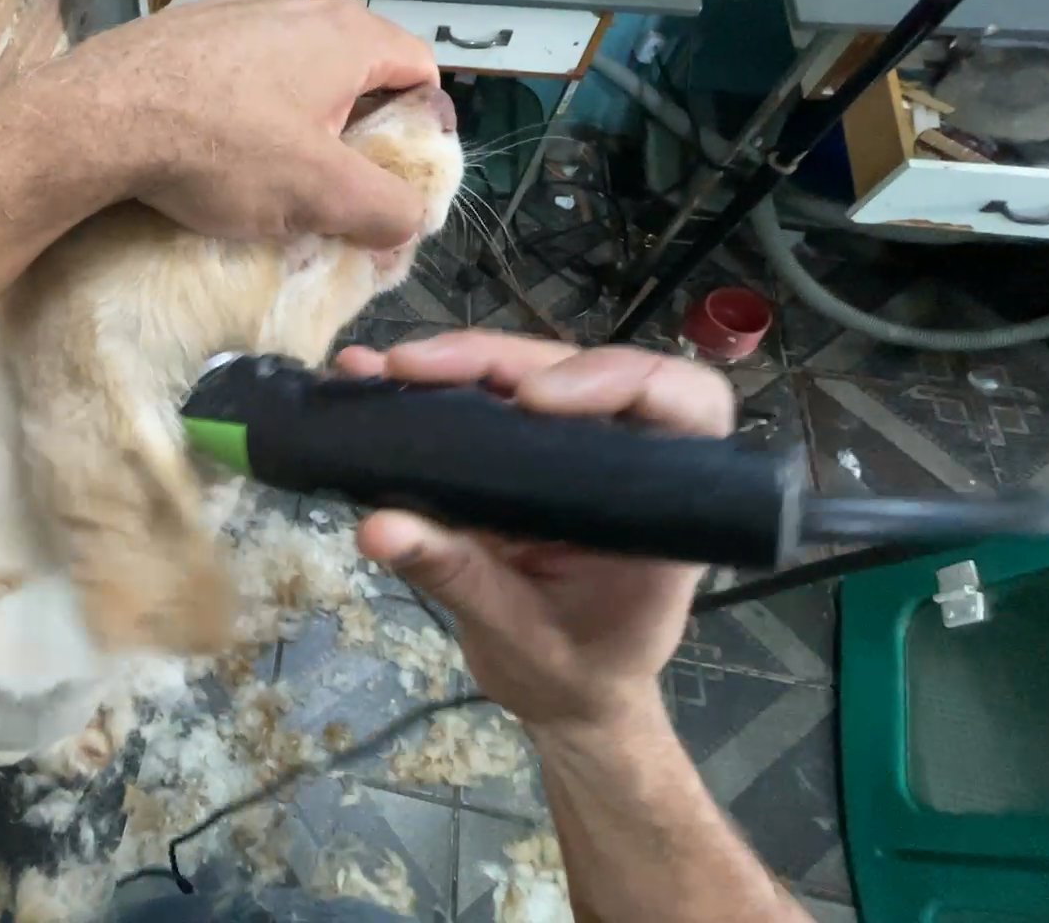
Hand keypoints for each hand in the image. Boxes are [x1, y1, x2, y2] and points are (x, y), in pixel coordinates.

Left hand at [23, 0, 438, 247]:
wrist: (99, 119)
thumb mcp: (319, 193)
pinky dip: (248, 110)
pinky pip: (241, 73)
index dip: (420, 128)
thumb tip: (409, 219)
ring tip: (273, 176)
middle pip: (356, 74)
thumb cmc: (221, 150)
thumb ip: (384, 208)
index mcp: (347, 34)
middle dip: (355, 133)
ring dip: (299, 124)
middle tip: (334, 188)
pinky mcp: (189, 31)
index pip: (419, 71)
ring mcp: (237, 12)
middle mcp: (298, 6)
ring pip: (295, 73)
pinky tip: (220, 149)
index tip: (396, 175)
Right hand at [335, 332, 735, 734]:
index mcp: (658, 502)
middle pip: (570, 370)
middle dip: (488, 359)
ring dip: (445, 365)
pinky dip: (421, 390)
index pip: (677, 402)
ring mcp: (557, 450)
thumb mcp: (516, 631)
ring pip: (515, 374)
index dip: (613, 378)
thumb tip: (375, 528)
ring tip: (374, 366)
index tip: (531, 399)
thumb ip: (454, 575)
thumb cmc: (571, 669)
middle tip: (411, 365)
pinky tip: (371, 377)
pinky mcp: (508, 454)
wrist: (561, 689)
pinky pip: (471, 405)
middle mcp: (613, 457)